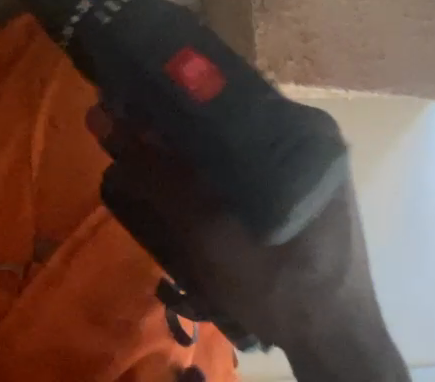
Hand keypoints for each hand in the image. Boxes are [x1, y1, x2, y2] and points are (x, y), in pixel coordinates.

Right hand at [92, 110, 406, 380]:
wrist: (334, 347)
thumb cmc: (276, 285)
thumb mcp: (204, 228)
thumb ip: (152, 171)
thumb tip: (100, 118)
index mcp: (300, 130)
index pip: (220, 87)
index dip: (167, 90)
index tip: (126, 96)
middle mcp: (310, 135)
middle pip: (225, 111)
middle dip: (173, 119)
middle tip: (128, 127)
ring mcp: (312, 162)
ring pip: (234, 135)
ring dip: (189, 143)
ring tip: (145, 149)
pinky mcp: (305, 188)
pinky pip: (248, 158)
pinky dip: (213, 162)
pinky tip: (184, 176)